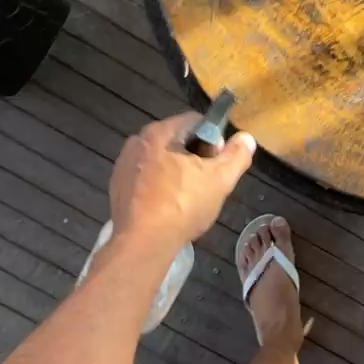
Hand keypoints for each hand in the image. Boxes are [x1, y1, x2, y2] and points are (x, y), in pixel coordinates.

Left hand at [109, 112, 256, 252]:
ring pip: (161, 160)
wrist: (143, 242)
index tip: (217, 165)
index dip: (214, 140)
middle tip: (206, 184)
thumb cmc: (184, 205)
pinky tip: (167, 207)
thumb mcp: (220, 180)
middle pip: (177, 140)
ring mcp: (123, 164)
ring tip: (187, 198)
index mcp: (160, 132)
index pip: (196, 121)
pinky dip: (158, 186)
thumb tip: (246, 138)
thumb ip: (237, 155)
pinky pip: (145, 177)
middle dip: (195, 157)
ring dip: (176, 172)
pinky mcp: (116, 186)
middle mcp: (137, 141)